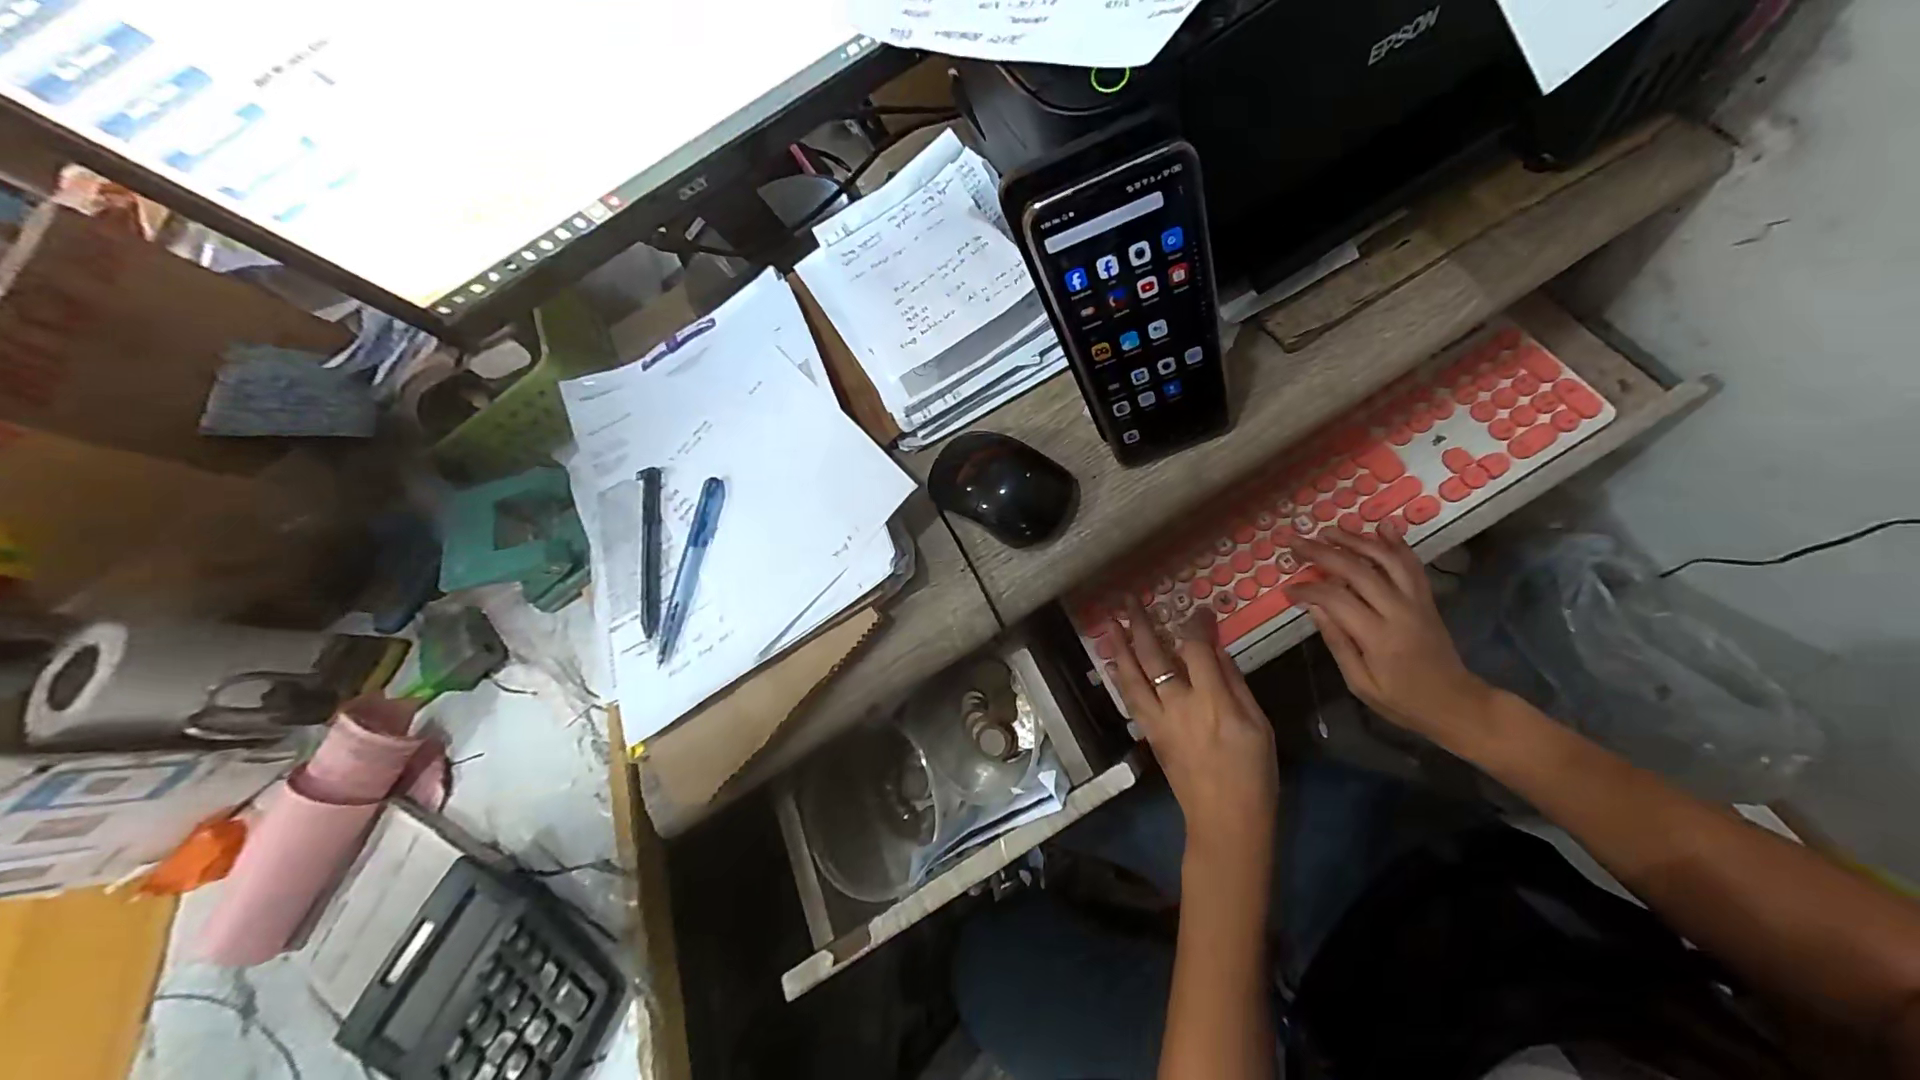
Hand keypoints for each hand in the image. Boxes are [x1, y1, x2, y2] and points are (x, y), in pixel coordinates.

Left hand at [1104, 598, 1279, 863]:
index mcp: (1212, 700)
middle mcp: (1178, 704)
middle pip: (1154, 656)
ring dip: (1119, 647)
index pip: (1196, 649)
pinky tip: (1114, 664)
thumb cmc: (1253, 773)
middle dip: (1140, 625)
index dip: (1194, 624)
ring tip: (1109, 625)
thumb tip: (1217, 652)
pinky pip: (1131, 699)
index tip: (1196, 609)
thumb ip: (1235, 684)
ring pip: (1132, 676)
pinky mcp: (1149, 734)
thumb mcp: (1259, 725)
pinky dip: (1120, 678)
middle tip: (1129, 601)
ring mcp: (1159, 720)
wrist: (1225, 819)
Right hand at [1289, 529, 1496, 745]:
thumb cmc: (1402, 701)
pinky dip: (1397, 543)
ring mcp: (1417, 601)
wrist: (1458, 704)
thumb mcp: (1360, 683)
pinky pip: (1412, 565)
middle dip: (1322, 553)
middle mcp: (1400, 611)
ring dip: (1355, 540)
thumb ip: (1337, 642)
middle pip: (1357, 570)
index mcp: (1379, 636)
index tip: (1287, 589)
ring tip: (1328, 530)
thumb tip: (1314, 607)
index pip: (1336, 599)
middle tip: (1294, 542)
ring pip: (1386, 559)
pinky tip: (1382, 527)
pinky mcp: (1427, 599)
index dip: (1308, 589)